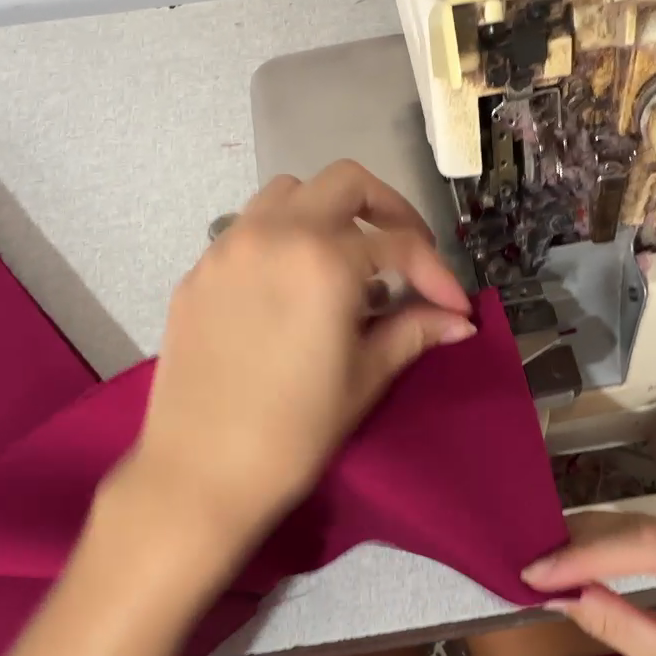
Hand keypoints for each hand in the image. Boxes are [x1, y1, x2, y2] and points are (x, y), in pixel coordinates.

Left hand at [119, 161, 473, 537]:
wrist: (201, 472)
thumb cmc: (294, 432)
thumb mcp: (364, 378)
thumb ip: (412, 333)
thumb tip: (457, 321)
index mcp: (324, 260)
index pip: (399, 245)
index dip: (437, 273)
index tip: (454, 305)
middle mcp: (274, 234)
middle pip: (345, 184)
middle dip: (388, 211)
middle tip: (408, 255)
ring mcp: (228, 248)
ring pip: (289, 194)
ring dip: (329, 213)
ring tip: (349, 263)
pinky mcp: (199, 273)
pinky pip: (248, 231)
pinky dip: (284, 240)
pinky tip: (294, 289)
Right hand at [521, 513, 655, 655]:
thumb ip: (610, 619)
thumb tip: (552, 590)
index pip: (652, 545)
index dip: (588, 554)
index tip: (536, 570)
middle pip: (651, 529)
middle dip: (587, 544)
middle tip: (534, 559)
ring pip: (653, 528)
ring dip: (600, 541)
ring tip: (551, 556)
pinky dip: (623, 545)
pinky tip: (588, 551)